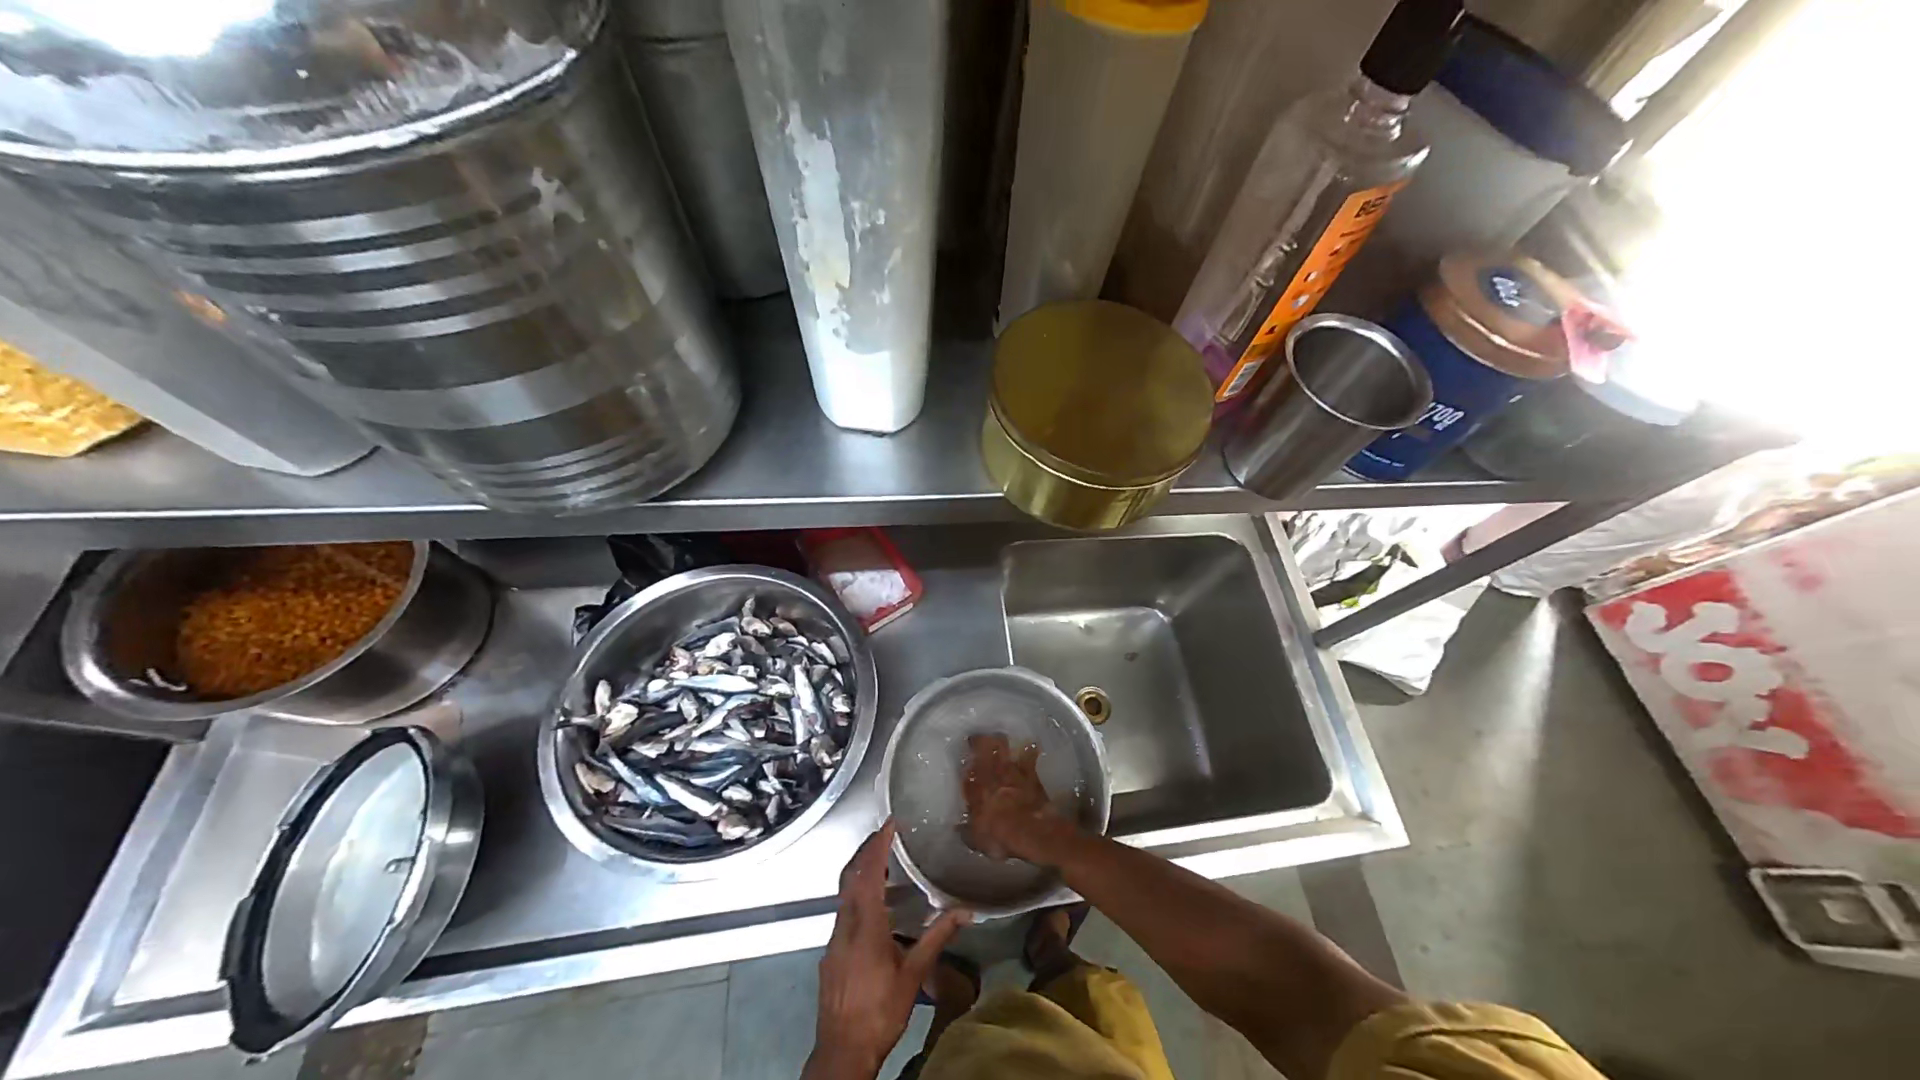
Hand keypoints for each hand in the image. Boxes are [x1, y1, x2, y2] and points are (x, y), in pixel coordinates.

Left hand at [807, 820, 967, 1079]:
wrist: (842, 1050)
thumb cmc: (881, 1011)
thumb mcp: (914, 974)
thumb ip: (937, 938)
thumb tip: (965, 911)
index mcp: (865, 925)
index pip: (868, 873)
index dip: (877, 845)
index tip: (889, 825)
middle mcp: (844, 926)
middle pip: (850, 877)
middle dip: (866, 852)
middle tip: (885, 836)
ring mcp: (833, 940)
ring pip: (844, 895)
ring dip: (861, 875)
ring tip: (885, 866)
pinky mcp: (830, 954)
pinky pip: (843, 913)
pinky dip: (857, 897)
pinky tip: (875, 909)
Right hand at [961, 733, 1063, 863]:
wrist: (1031, 831)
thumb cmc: (1000, 837)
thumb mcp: (977, 840)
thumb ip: (966, 832)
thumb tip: (958, 829)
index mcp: (974, 791)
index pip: (965, 772)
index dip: (964, 764)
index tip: (963, 761)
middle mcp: (990, 776)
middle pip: (982, 749)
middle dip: (981, 741)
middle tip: (980, 736)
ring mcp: (1011, 772)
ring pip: (1003, 747)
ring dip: (1001, 742)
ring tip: (1000, 736)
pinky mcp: (1030, 774)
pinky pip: (1029, 756)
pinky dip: (1030, 750)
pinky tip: (1032, 744)